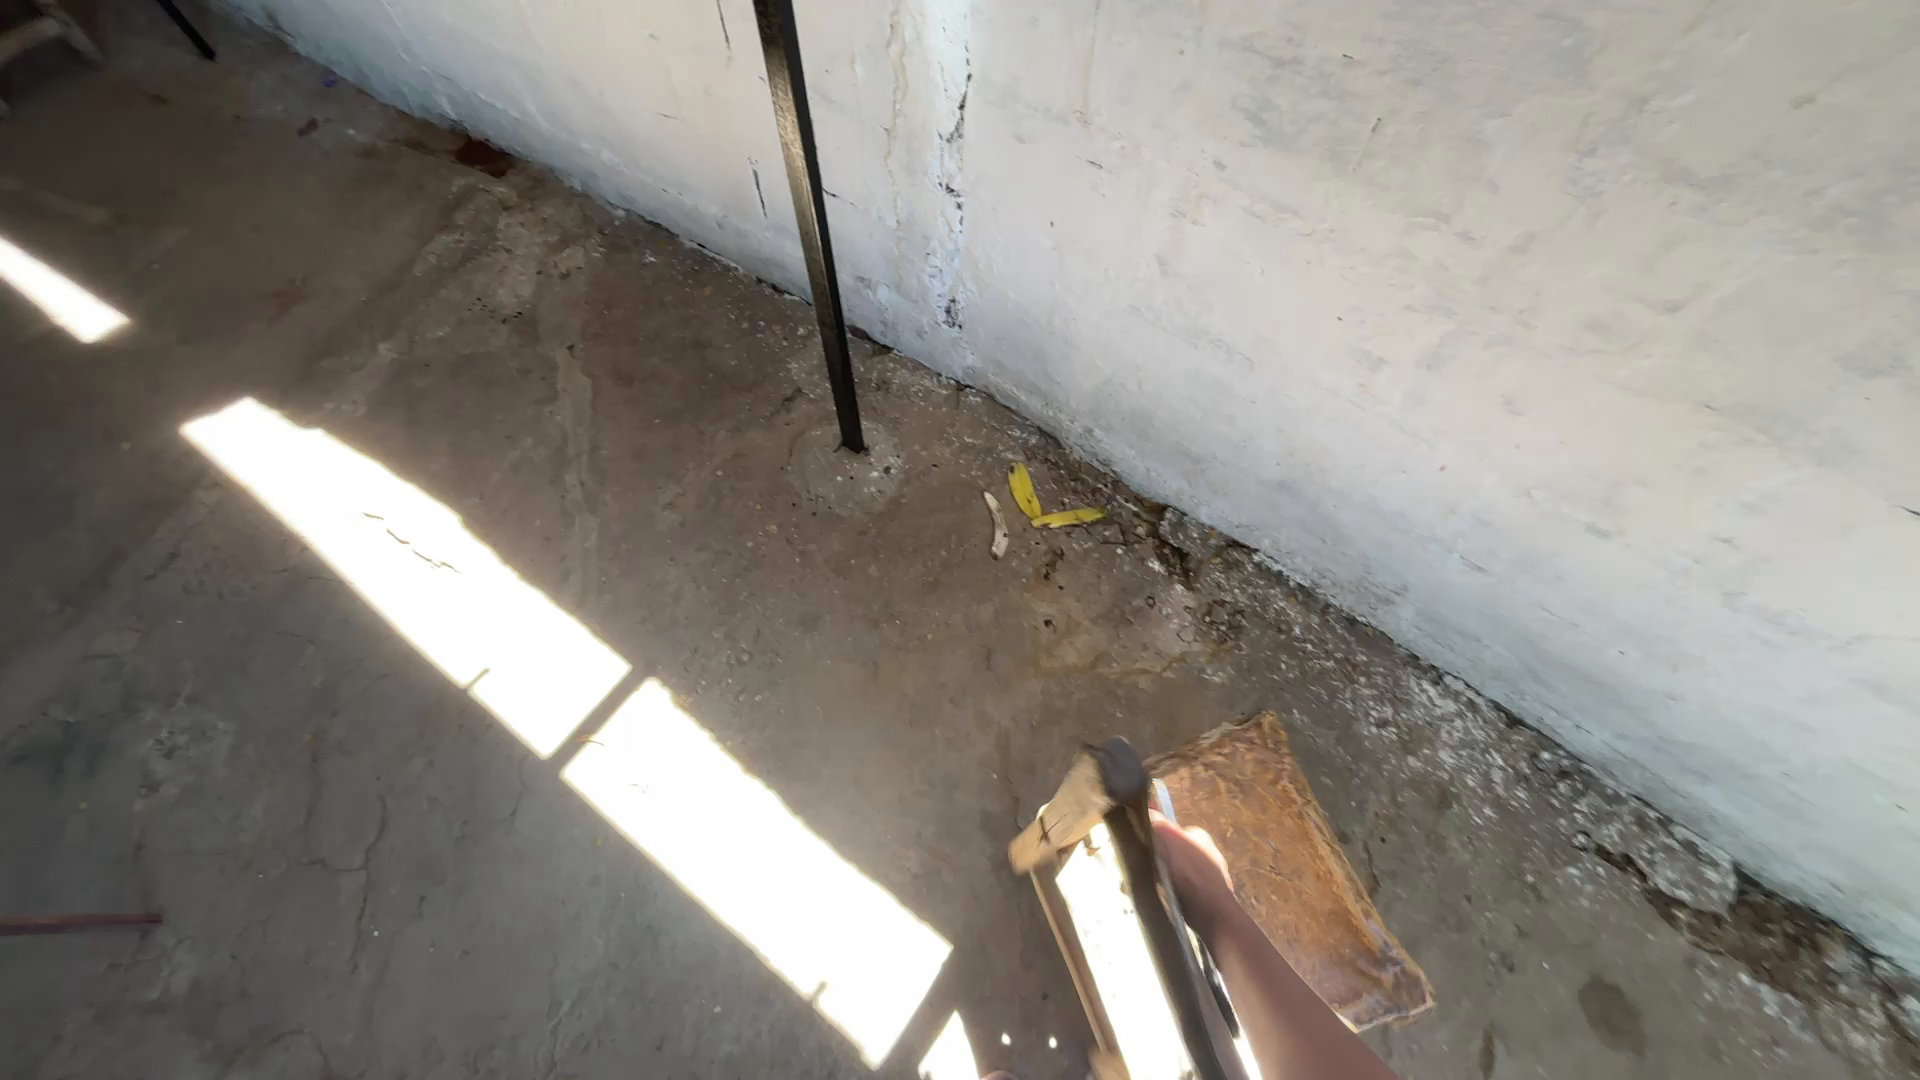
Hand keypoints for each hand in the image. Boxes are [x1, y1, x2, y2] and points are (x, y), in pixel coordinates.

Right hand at [1150, 811, 1236, 936]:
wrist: (1213, 914)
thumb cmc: (1191, 874)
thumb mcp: (1171, 842)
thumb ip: (1161, 825)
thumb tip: (1149, 809)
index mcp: (1200, 835)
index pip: (1174, 829)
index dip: (1159, 837)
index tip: (1148, 847)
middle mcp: (1208, 851)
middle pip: (1177, 849)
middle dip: (1165, 857)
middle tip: (1151, 866)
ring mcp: (1211, 875)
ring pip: (1182, 869)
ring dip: (1171, 875)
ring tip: (1159, 883)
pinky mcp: (1209, 895)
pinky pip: (1187, 887)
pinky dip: (1179, 890)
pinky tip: (1171, 896)